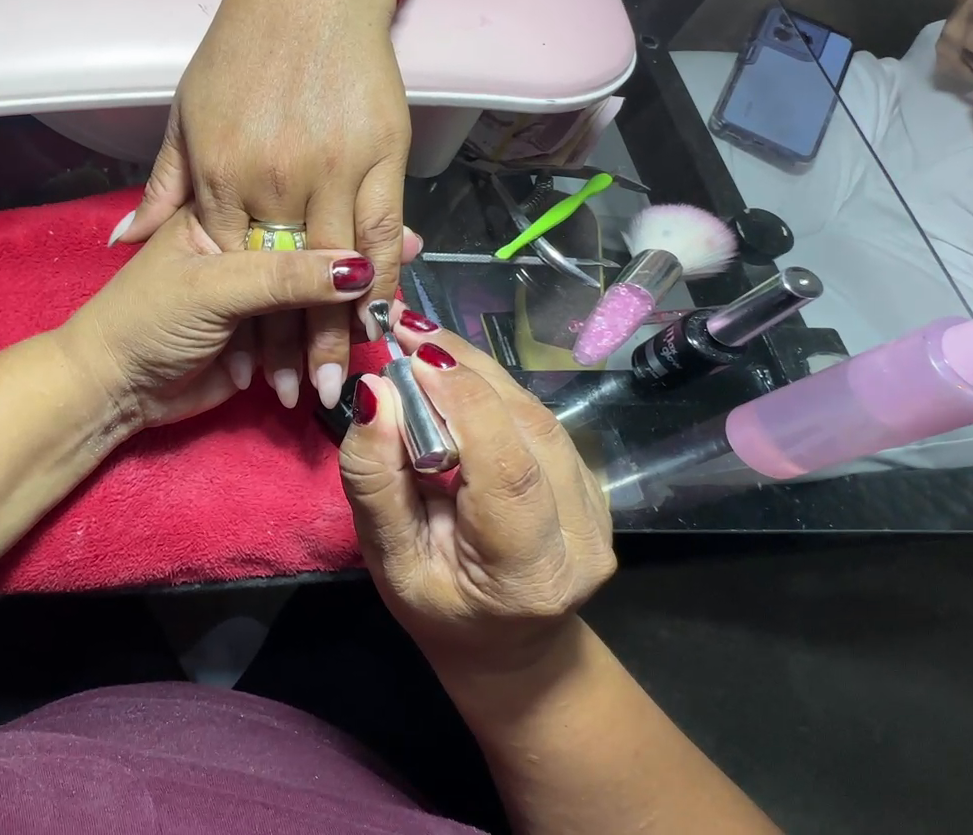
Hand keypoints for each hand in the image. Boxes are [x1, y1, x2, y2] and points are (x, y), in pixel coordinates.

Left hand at [60, 207, 376, 429]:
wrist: (114, 386)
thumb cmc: (148, 319)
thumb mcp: (213, 289)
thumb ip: (282, 277)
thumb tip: (358, 271)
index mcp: (224, 217)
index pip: (298, 212)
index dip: (346, 224)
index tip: (401, 235)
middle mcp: (243, 248)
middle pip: (312, 253)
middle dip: (357, 267)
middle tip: (410, 270)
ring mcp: (252, 295)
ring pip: (311, 295)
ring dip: (347, 309)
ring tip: (393, 311)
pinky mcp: (258, 336)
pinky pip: (303, 332)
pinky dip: (331, 337)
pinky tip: (365, 335)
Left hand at [114, 0, 409, 415]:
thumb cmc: (234, 59)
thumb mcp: (185, 121)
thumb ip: (165, 189)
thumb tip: (123, 237)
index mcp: (221, 176)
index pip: (236, 269)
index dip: (250, 321)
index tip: (256, 373)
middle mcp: (274, 179)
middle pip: (286, 279)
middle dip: (299, 344)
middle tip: (309, 395)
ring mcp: (329, 167)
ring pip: (336, 265)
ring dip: (342, 325)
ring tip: (349, 374)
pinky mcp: (379, 154)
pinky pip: (382, 230)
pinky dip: (384, 274)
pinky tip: (386, 310)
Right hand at [337, 324, 614, 670]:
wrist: (508, 644)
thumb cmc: (437, 607)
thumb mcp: (387, 559)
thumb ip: (376, 481)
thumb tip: (375, 393)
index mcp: (528, 572)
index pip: (506, 471)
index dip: (462, 402)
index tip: (408, 353)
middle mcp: (582, 537)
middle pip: (530, 429)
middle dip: (465, 370)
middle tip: (404, 328)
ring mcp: (598, 507)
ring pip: (538, 415)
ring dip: (477, 370)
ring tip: (420, 339)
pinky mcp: (591, 482)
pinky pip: (539, 420)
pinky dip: (492, 387)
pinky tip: (453, 371)